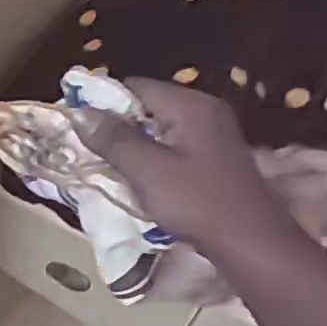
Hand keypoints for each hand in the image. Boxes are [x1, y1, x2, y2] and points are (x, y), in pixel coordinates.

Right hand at [75, 78, 305, 260]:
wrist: (248, 239)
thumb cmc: (197, 203)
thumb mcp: (148, 172)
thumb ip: (114, 141)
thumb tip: (81, 114)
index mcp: (190, 106)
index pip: (136, 86)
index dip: (103, 102)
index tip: (77, 126)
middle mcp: (204, 110)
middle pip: (148, 105)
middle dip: (116, 126)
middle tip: (89, 151)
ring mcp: (212, 133)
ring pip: (160, 127)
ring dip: (133, 144)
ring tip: (109, 167)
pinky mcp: (214, 156)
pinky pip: (173, 145)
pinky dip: (152, 156)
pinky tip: (140, 178)